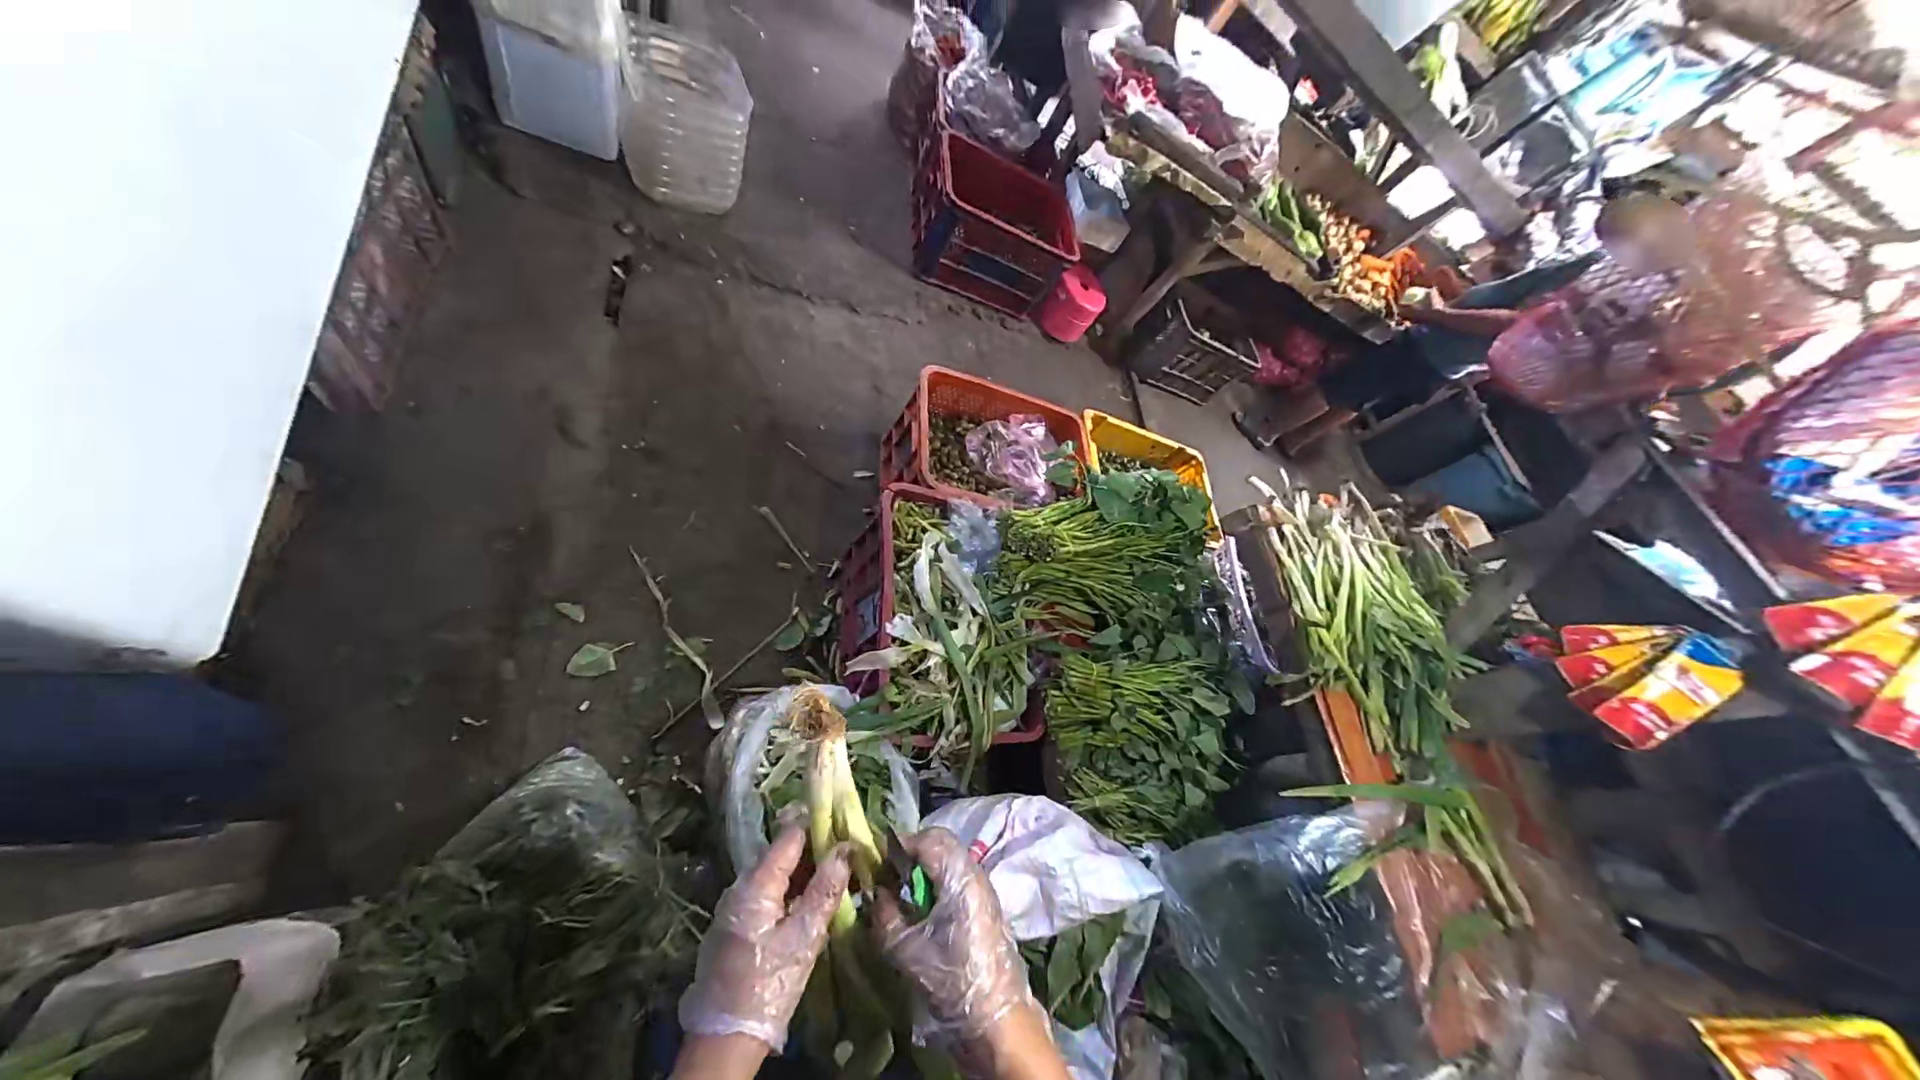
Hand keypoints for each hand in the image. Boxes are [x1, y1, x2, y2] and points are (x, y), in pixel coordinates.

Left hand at [677, 825, 850, 1050]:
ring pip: (775, 874)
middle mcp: (740, 886)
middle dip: (815, 849)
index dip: (819, 825)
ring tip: (836, 875)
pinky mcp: (736, 925)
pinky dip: (791, 891)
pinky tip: (811, 902)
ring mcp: (734, 906)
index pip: (790, 836)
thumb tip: (846, 847)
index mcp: (756, 883)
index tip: (846, 821)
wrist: (725, 1039)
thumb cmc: (768, 984)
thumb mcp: (805, 937)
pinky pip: (767, 894)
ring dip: (804, 872)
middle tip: (848, 852)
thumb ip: (825, 889)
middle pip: (782, 853)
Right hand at [872, 828, 1035, 1040]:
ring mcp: (984, 887)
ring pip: (950, 857)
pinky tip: (925, 908)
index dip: (900, 845)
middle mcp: (976, 873)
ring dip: (925, 866)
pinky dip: (938, 880)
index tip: (879, 863)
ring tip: (904, 894)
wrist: (998, 1020)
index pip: (927, 838)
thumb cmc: (953, 983)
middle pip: (941, 842)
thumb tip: (876, 892)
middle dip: (912, 853)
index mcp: (959, 878)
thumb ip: (886, 915)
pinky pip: (958, 875)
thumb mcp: (907, 952)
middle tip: (890, 877)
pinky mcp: (986, 904)